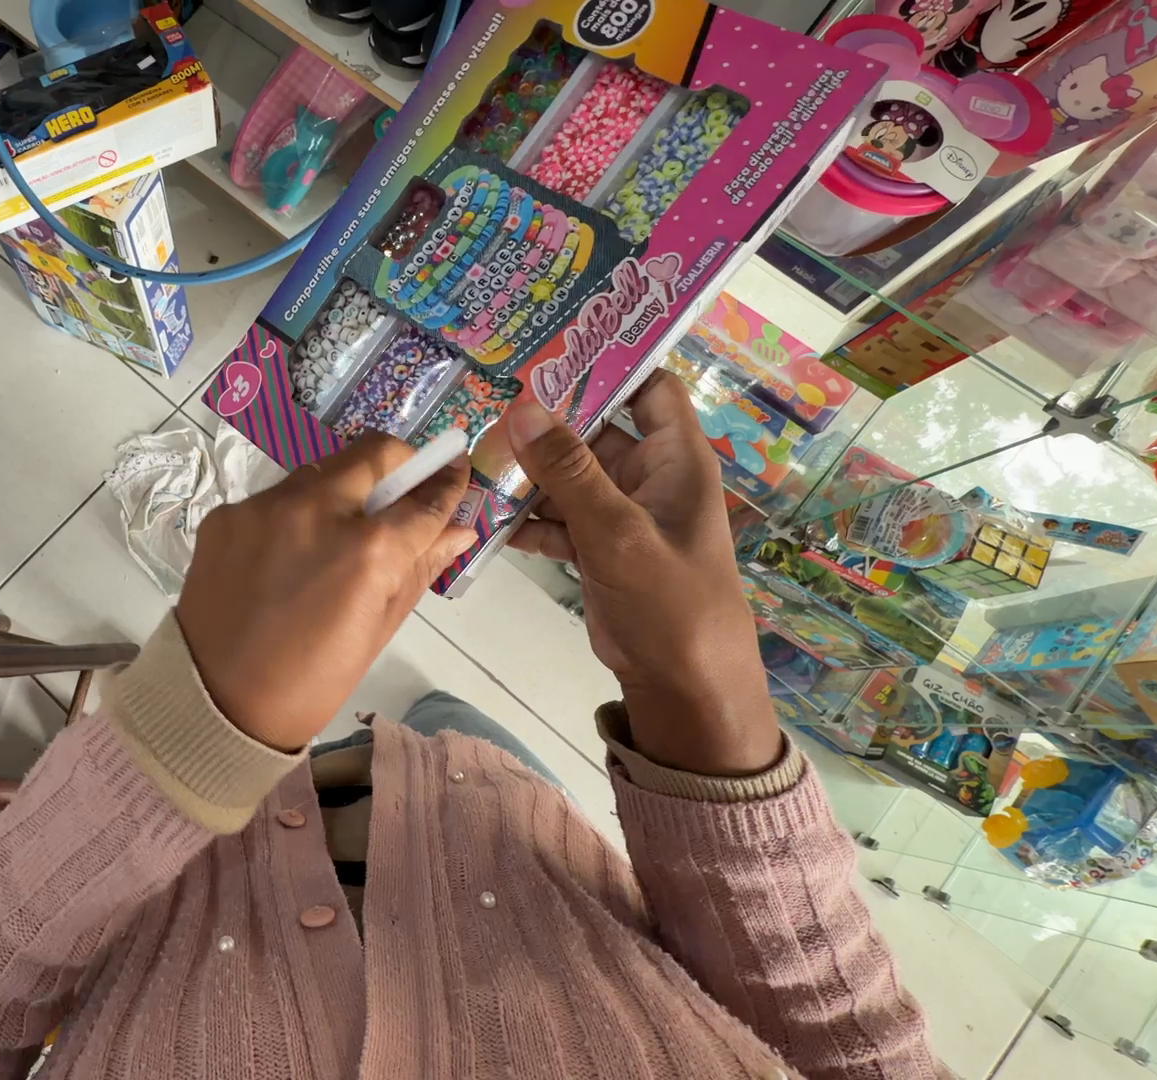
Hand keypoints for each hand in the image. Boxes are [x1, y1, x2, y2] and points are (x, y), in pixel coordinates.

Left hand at [177, 433, 474, 750]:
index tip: (456, 468)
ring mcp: (263, 507)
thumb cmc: (309, 683)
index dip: (448, 481)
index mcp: (364, 551)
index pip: (423, 499)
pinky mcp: (226, 514)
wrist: (212, 700)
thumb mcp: (377, 632)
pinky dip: (294, 515)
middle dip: (397, 464)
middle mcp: (314, 510)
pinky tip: (288, 553)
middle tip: (401, 490)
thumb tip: (458, 529)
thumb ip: (418, 569)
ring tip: (337, 532)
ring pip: (319, 471)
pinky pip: (275, 498)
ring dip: (342, 489)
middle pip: (371, 453)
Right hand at [502, 370, 779, 776]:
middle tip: (486, 406)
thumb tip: (520, 407)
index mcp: (673, 459)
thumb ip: (568, 470)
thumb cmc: (670, 599)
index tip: (550, 350)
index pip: (648, 388)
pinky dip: (528, 519)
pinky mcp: (596, 546)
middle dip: (545, 424)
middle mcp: (646, 477)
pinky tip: (492, 521)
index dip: (609, 364)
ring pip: (566, 477)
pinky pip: (556, 518)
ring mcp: (618, 513)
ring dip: (527, 475)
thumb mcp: (617, 530)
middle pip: (592, 432)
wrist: (680, 681)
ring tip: (476, 464)